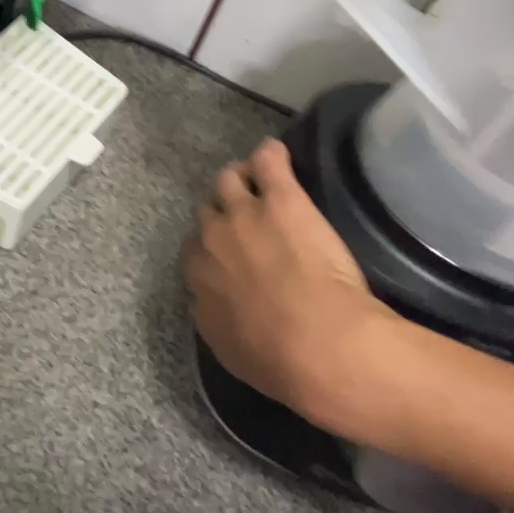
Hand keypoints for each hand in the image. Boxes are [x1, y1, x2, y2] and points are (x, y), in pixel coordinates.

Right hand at [183, 139, 397, 431]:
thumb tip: (206, 302)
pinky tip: (277, 153)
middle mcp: (212, 237)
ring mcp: (244, 212)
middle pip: (208, 211)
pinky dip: (270, 155)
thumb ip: (212, 316)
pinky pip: (267, 161)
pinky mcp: (281, 197)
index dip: (213, 248)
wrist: (318, 344)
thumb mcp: (228, 347)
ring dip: (239, 178)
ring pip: (228, 179)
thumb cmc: (276, 359)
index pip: (195, 249)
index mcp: (198, 275)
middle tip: (246, 221)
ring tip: (257, 180)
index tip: (230, 255)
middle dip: (222, 212)